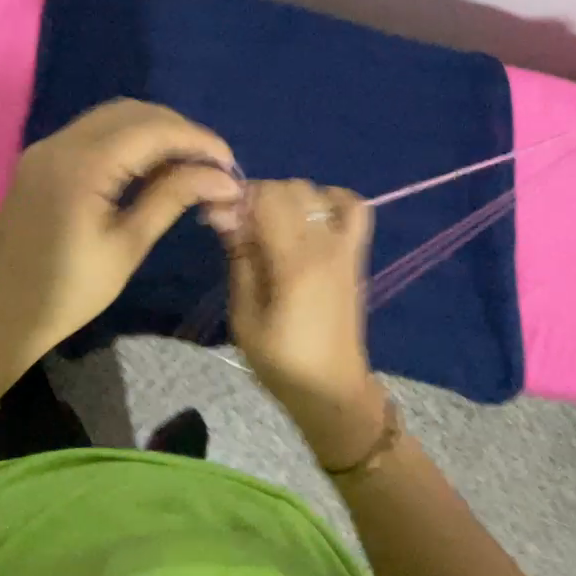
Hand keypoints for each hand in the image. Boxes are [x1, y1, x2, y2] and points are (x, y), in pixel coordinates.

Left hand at [0, 99, 239, 356]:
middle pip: (133, 112)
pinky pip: (93, 132)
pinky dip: (127, 139)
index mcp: (82, 165)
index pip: (153, 130)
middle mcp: (61, 142)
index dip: (197, 139)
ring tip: (188, 164)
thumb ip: (172, 198)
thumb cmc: (68, 292)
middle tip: (212, 164)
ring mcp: (47, 147)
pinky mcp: (41, 158)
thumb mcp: (128, 246)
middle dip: (178, 130)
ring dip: (154, 130)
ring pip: (112, 116)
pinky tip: (149, 167)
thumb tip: (223, 178)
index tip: (230, 163)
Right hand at [223, 180, 387, 467]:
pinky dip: (331, 200)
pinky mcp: (355, 254)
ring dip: (290, 197)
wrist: (331, 388)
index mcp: (293, 262)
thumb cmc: (280, 361)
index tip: (219, 218)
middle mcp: (324, 245)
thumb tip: (225, 213)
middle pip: (290, 187)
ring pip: (317, 191)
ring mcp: (345, 247)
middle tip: (241, 226)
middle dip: (260, 196)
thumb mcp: (244, 315)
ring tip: (272, 224)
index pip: (266, 196)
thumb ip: (239, 257)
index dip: (238, 197)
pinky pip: (354, 208)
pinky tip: (311, 217)